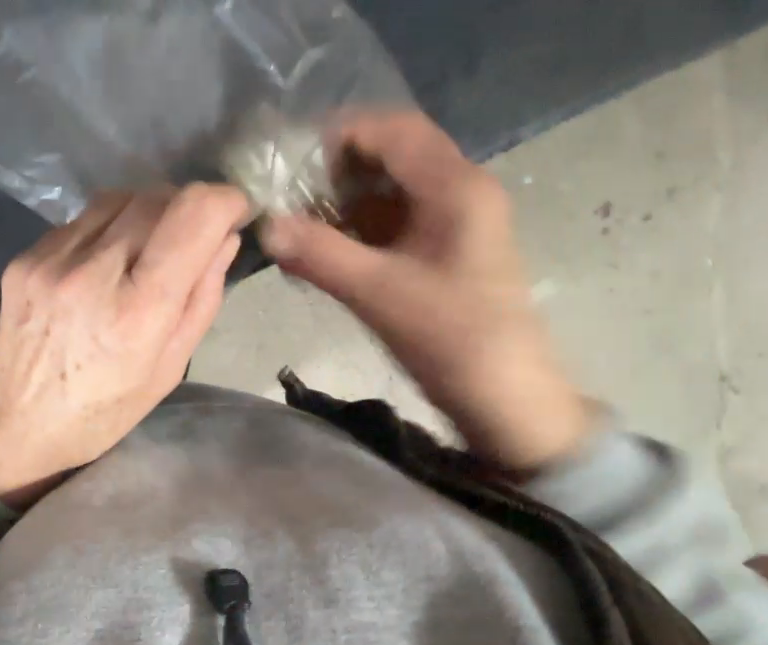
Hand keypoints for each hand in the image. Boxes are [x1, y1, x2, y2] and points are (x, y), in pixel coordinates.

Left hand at [0, 184, 250, 507]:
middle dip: (185, 210)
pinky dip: (103, 233)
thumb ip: (202, 299)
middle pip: (158, 196)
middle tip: (185, 244)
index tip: (230, 217)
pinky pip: (80, 221)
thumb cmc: (101, 414)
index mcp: (136, 312)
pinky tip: (97, 272)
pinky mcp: (22, 260)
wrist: (17, 427)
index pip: (194, 212)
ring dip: (142, 215)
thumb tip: (225, 236)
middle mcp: (91, 275)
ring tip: (139, 258)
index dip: (224, 203)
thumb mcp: (168, 369)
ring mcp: (50, 263)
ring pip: (118, 198)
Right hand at [259, 111, 592, 471]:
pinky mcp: (444, 252)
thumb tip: (266, 226)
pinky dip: (357, 228)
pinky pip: (395, 222)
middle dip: (337, 170)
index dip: (341, 135)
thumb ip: (319, 255)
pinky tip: (322, 251)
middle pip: (393, 155)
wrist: (501, 392)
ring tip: (295, 225)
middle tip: (286, 197)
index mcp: (455, 187)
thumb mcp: (376, 293)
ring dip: (343, 201)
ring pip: (392, 190)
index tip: (289, 162)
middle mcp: (460, 191)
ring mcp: (454, 222)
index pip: (395, 130)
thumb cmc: (448, 337)